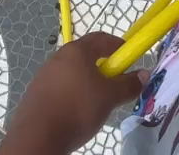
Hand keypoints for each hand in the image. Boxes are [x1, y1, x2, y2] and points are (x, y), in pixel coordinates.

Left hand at [3, 32, 145, 153]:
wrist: (36, 139)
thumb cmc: (77, 109)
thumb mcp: (109, 98)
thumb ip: (128, 85)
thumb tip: (145, 75)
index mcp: (77, 51)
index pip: (101, 38)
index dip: (117, 46)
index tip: (128, 59)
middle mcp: (58, 58)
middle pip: (85, 56)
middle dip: (102, 68)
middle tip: (113, 85)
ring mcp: (43, 77)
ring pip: (71, 74)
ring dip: (85, 84)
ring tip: (94, 104)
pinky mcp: (34, 96)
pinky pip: (58, 90)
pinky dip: (70, 97)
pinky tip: (74, 114)